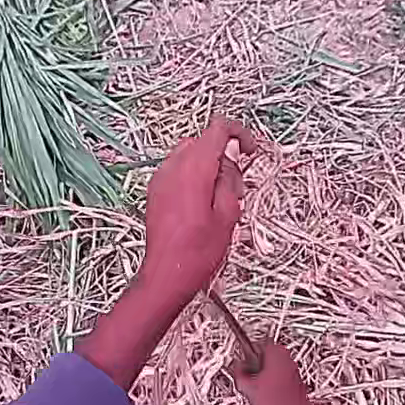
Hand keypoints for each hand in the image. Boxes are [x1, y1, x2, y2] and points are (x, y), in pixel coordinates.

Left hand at [135, 115, 257, 306]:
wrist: (166, 275)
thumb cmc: (196, 252)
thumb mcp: (228, 214)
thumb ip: (230, 179)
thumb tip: (230, 160)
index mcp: (193, 169)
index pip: (218, 130)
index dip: (239, 135)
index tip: (250, 150)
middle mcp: (172, 168)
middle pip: (203, 142)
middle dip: (223, 156)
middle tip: (236, 185)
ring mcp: (160, 180)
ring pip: (189, 157)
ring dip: (208, 167)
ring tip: (220, 200)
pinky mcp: (154, 193)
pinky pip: (177, 173)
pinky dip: (193, 178)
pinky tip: (202, 205)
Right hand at [231, 340, 342, 404]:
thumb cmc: (277, 401)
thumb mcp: (248, 386)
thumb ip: (239, 372)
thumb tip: (236, 367)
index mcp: (276, 351)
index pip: (255, 344)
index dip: (244, 354)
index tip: (240, 363)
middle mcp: (286, 356)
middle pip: (263, 355)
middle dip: (253, 365)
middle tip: (246, 377)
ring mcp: (292, 368)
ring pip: (270, 366)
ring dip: (261, 374)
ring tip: (256, 389)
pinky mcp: (294, 379)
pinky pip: (277, 375)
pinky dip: (270, 382)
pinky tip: (265, 395)